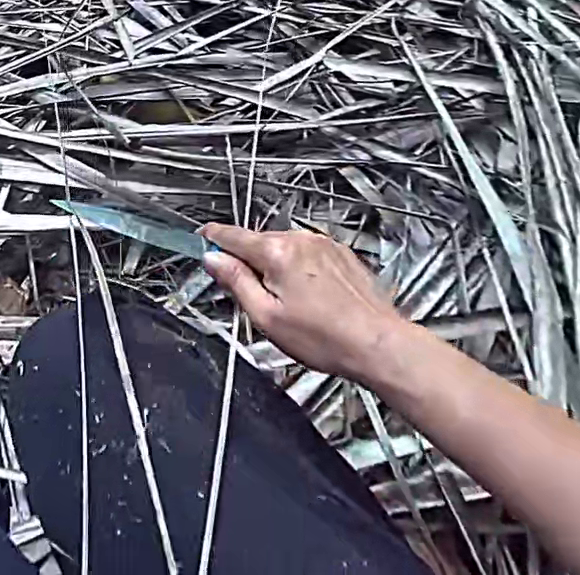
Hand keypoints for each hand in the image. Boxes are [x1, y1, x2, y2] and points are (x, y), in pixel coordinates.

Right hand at [199, 224, 408, 382]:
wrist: (379, 344)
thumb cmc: (325, 338)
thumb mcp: (267, 317)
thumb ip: (236, 282)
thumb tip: (213, 258)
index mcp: (276, 251)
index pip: (231, 235)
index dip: (211, 238)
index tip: (201, 240)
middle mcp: (299, 238)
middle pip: (257, 242)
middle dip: (248, 262)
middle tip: (252, 296)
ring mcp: (321, 243)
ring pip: (282, 247)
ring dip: (275, 266)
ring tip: (289, 304)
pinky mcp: (338, 252)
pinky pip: (305, 252)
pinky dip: (298, 267)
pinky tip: (309, 297)